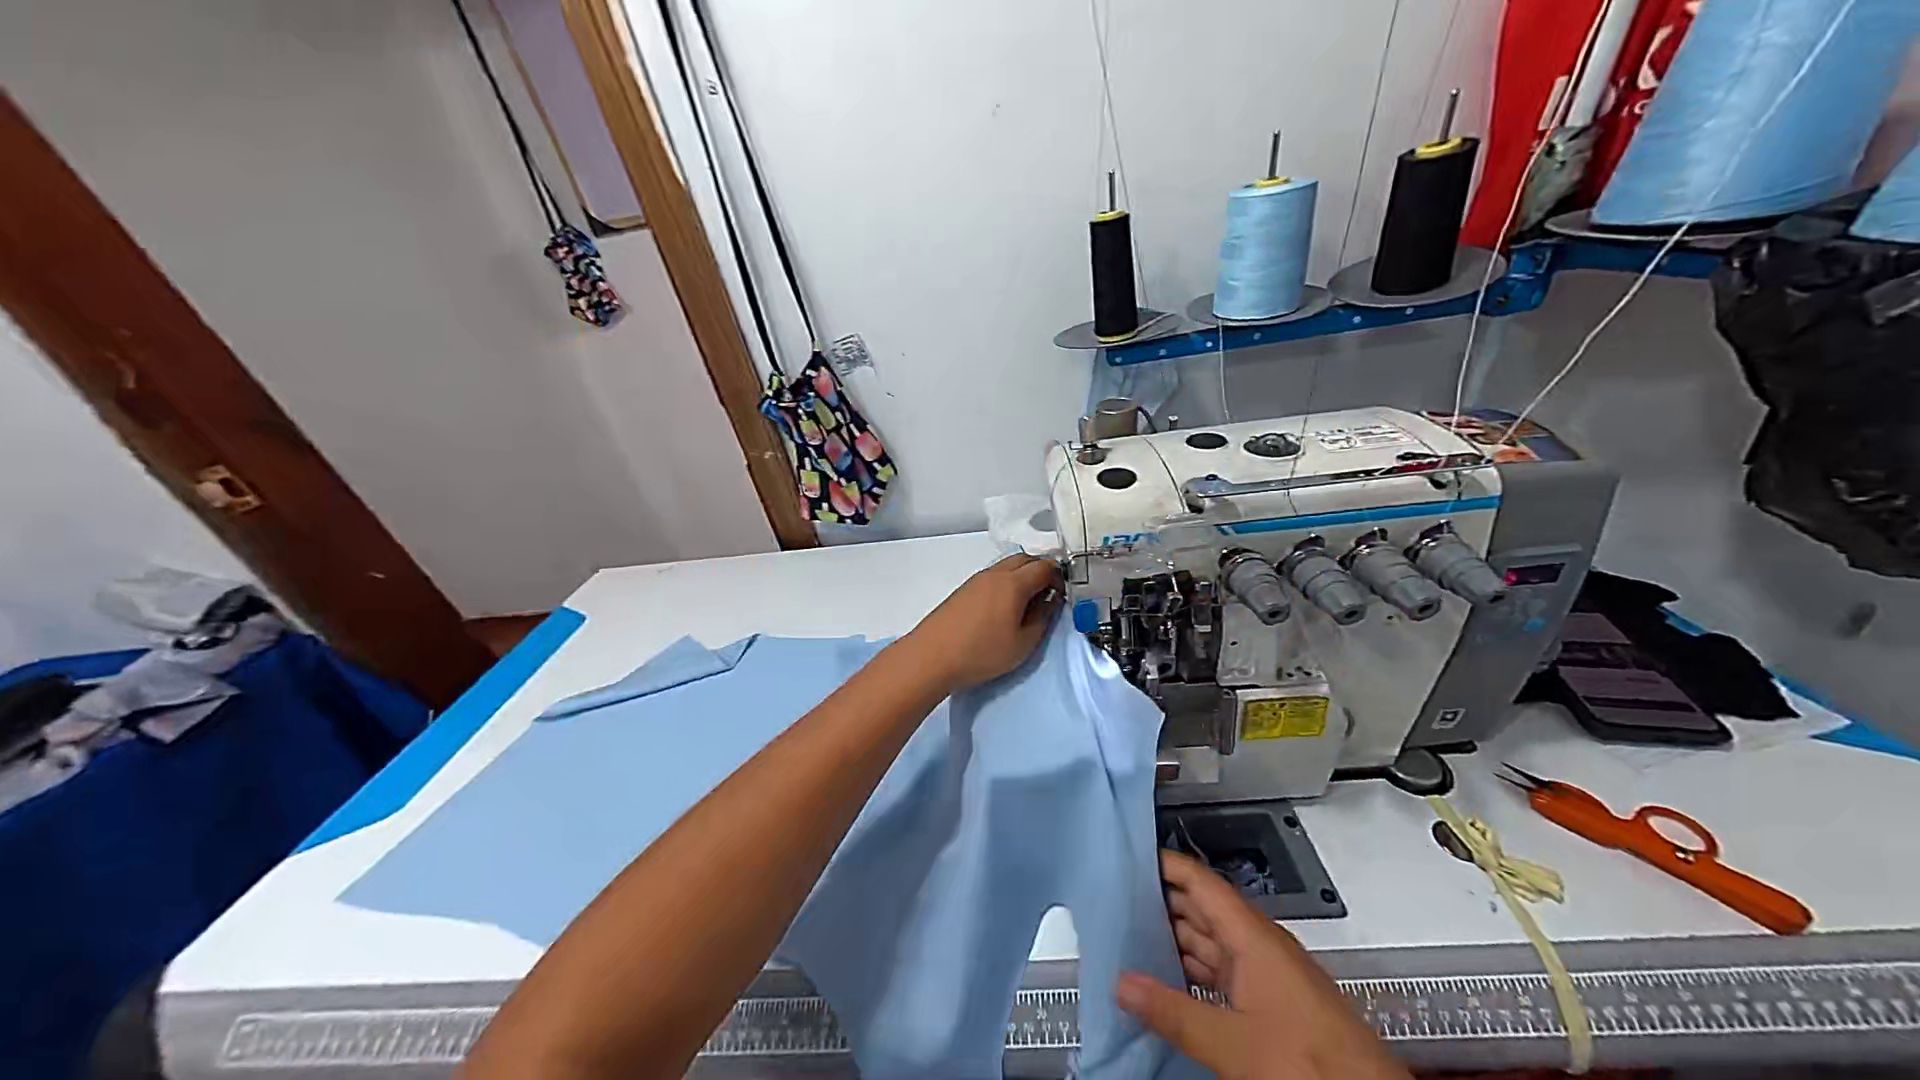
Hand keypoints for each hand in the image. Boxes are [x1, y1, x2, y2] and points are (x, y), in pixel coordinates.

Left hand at [898, 554, 1061, 693]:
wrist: (931, 657)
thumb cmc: (982, 653)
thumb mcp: (1023, 643)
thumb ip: (1043, 618)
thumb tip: (1051, 600)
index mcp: (1013, 583)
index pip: (1045, 566)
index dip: (1060, 577)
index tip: (1063, 596)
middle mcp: (995, 573)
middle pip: (1025, 559)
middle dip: (1042, 571)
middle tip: (1048, 595)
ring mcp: (976, 580)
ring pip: (1007, 566)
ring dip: (1023, 576)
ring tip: (1027, 604)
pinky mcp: (964, 590)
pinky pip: (993, 577)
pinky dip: (1007, 583)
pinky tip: (1005, 608)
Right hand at [1118, 851, 1408, 1079]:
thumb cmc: (1310, 1063)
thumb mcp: (1232, 1041)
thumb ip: (1173, 1011)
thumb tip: (1122, 983)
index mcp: (1252, 936)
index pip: (1201, 882)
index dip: (1166, 864)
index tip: (1130, 857)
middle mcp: (1260, 945)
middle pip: (1203, 908)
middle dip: (1161, 902)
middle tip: (1118, 899)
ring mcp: (1267, 973)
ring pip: (1211, 941)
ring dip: (1174, 938)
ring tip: (1133, 937)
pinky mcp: (1272, 1001)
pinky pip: (1222, 970)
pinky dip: (1192, 969)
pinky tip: (1169, 980)